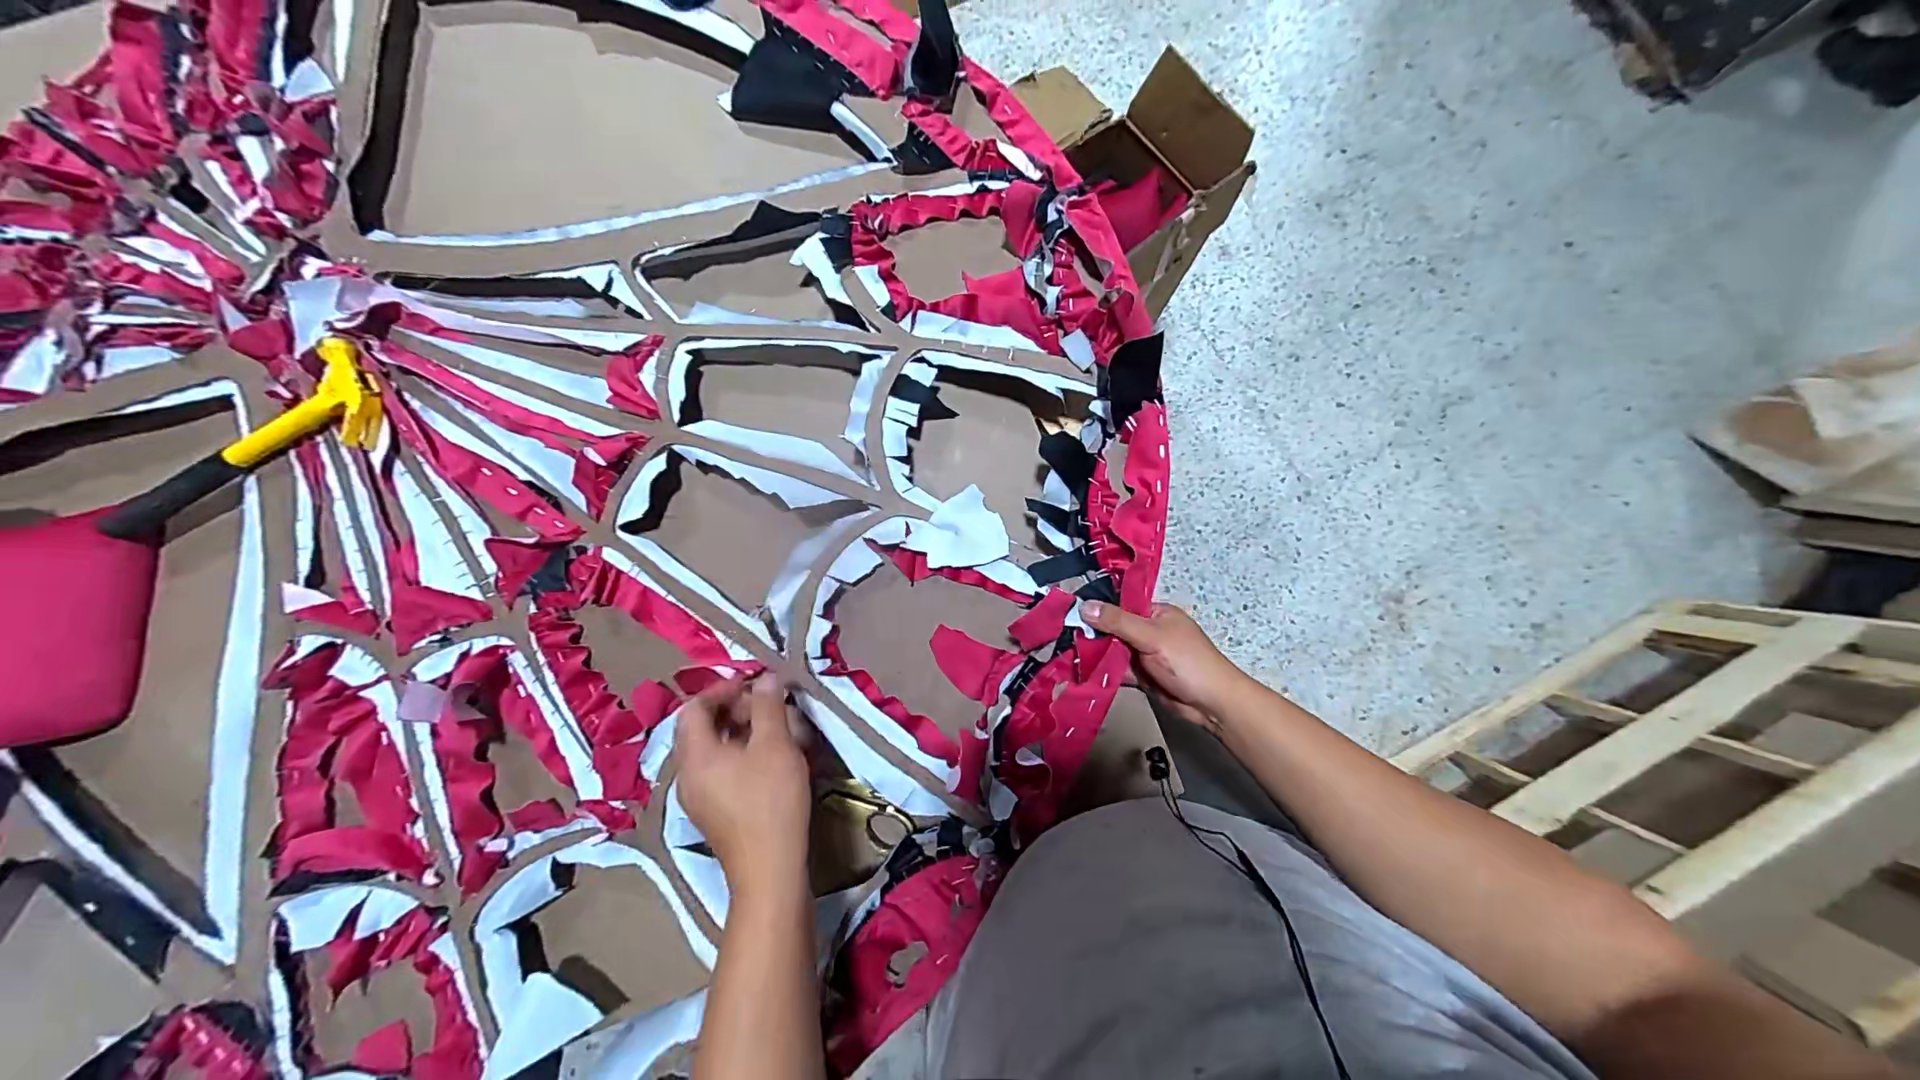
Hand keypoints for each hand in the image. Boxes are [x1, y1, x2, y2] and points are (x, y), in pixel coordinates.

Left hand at [675, 675, 813, 895]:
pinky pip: (717, 772)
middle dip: (733, 710)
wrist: (769, 868)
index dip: (722, 690)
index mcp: (695, 755)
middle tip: (766, 707)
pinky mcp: (712, 813)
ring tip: (773, 731)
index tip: (754, 685)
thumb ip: (768, 706)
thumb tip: (765, 678)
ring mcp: (696, 798)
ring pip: (711, 751)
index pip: (694, 708)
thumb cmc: (771, 800)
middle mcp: (686, 775)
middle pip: (700, 729)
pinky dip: (738, 756)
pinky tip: (768, 761)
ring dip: (738, 733)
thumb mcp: (775, 744)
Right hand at [1079, 601, 1252, 731]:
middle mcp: (1149, 631)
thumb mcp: (1151, 636)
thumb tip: (1086, 606)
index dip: (1098, 609)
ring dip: (1096, 654)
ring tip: (1068, 655)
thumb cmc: (1188, 663)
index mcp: (1156, 613)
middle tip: (1065, 637)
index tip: (1072, 613)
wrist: (1212, 704)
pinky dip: (1104, 672)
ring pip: (1114, 650)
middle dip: (1094, 634)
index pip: (1121, 604)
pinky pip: (1118, 670)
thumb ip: (1118, 621)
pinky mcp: (1142, 675)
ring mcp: (1145, 654)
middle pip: (1114, 628)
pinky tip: (1083, 672)